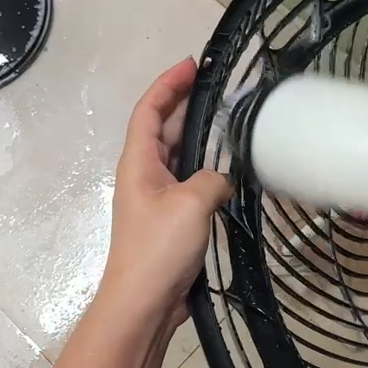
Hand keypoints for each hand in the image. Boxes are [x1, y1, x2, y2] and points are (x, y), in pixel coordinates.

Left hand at [99, 58, 230, 327]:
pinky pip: (188, 180)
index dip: (168, 84)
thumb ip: (212, 179)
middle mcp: (144, 173)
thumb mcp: (191, 204)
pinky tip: (229, 168)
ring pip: (177, 154)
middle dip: (184, 102)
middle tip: (218, 87)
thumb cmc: (158, 248)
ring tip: (228, 119)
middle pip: (162, 127)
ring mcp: (156, 196)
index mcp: (138, 161)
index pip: (148, 109)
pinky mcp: (170, 218)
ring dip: (196, 134)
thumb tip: (220, 180)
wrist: (143, 303)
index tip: (192, 65)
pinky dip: (205, 166)